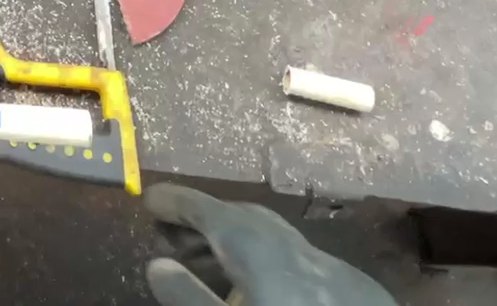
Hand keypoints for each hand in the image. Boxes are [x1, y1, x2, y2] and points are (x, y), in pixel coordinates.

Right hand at [144, 184, 396, 305]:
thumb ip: (188, 295)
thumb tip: (155, 263)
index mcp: (250, 239)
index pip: (200, 206)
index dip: (172, 202)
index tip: (147, 201)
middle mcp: (283, 238)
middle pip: (233, 216)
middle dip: (200, 220)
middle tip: (170, 234)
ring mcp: (320, 260)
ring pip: (266, 237)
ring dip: (232, 241)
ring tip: (207, 262)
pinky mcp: (349, 285)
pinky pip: (291, 258)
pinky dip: (263, 261)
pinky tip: (259, 287)